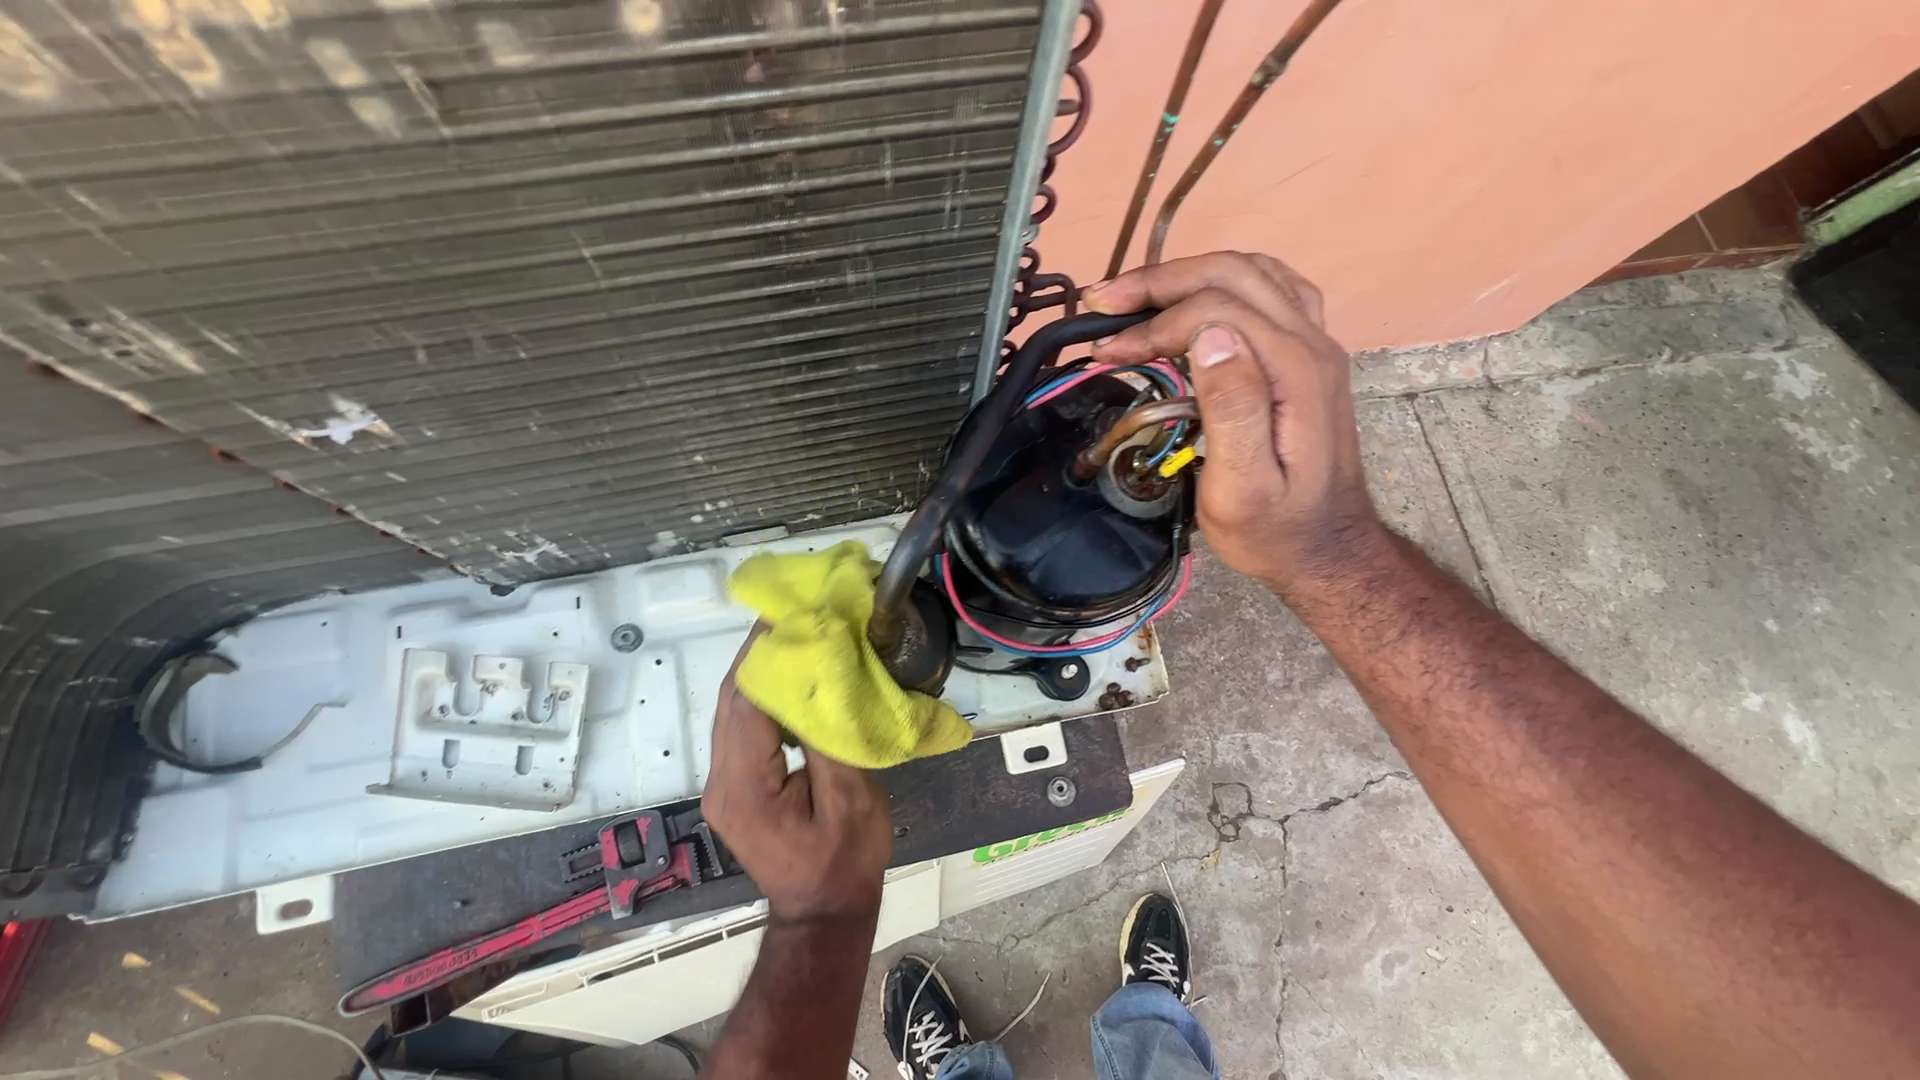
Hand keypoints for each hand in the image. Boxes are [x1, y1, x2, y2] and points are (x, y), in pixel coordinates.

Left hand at [701, 629, 892, 924]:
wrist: (822, 913)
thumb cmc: (844, 863)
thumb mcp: (850, 800)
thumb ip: (831, 736)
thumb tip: (824, 678)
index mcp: (745, 786)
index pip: (746, 703)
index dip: (765, 655)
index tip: (790, 614)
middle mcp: (720, 782)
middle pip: (731, 701)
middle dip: (759, 654)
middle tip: (794, 614)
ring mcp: (721, 786)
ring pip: (732, 711)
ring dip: (761, 673)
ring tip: (795, 637)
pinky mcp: (732, 787)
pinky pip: (741, 729)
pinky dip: (763, 698)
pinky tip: (791, 681)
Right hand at [1084, 252, 1388, 598]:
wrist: (1326, 549)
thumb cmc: (1273, 530)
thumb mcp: (1243, 488)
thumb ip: (1233, 409)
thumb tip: (1209, 337)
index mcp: (1294, 372)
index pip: (1214, 312)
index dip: (1153, 325)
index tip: (1106, 354)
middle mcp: (1312, 344)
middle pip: (1231, 274)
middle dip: (1159, 282)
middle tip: (1103, 301)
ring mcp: (1317, 343)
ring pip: (1251, 272)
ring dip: (1187, 275)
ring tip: (1134, 297)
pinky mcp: (1309, 355)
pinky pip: (1271, 289)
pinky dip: (1224, 282)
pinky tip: (1195, 297)